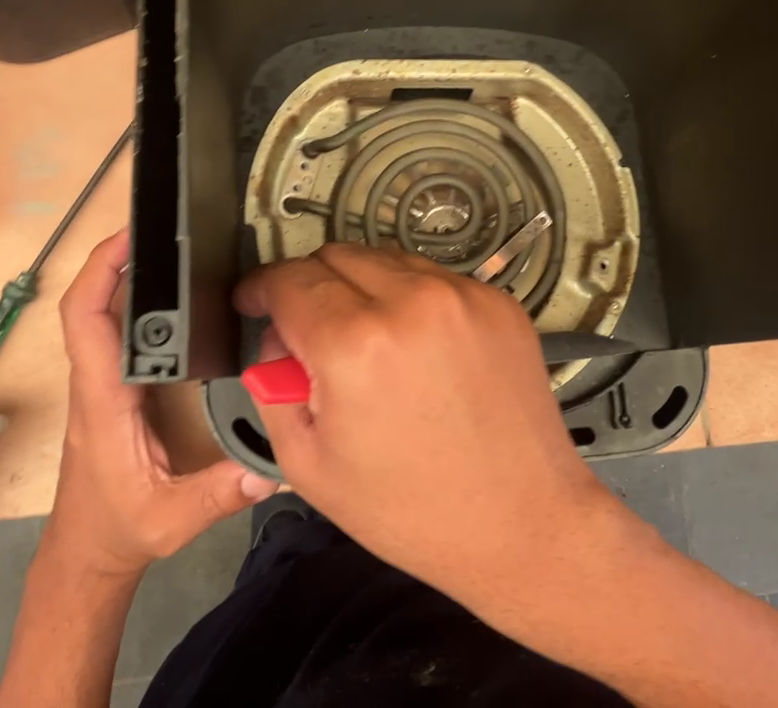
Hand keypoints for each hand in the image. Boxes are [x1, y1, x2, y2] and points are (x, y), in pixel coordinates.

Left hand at [46, 231, 278, 576]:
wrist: (87, 552)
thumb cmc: (118, 533)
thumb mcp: (171, 520)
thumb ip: (220, 493)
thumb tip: (273, 468)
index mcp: (103, 402)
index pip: (86, 321)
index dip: (101, 272)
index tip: (131, 237)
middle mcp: (97, 384)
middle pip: (90, 304)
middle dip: (117, 257)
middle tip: (162, 227)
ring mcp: (102, 385)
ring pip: (100, 315)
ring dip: (124, 275)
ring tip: (172, 248)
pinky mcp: (113, 390)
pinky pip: (116, 333)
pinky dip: (135, 301)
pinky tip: (175, 294)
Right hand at [233, 244, 616, 593]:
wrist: (523, 522)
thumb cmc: (418, 510)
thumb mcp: (310, 465)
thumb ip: (275, 390)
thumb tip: (276, 347)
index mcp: (356, 345)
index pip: (289, 280)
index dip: (260, 290)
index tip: (255, 302)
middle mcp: (412, 303)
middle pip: (334, 256)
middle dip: (309, 287)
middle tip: (309, 336)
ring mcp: (463, 297)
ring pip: (385, 259)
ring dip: (360, 288)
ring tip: (367, 346)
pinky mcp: (498, 303)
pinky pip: (433, 278)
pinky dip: (410, 299)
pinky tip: (414, 348)